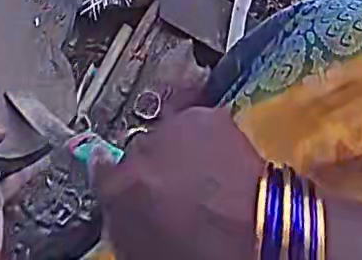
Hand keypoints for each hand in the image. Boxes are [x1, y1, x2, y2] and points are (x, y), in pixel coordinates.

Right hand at [89, 107, 261, 259]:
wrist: (260, 236)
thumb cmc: (207, 252)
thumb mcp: (152, 250)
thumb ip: (129, 224)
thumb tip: (123, 214)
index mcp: (122, 189)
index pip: (101, 173)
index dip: (112, 177)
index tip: (121, 182)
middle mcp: (140, 151)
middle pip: (136, 152)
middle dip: (151, 167)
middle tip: (172, 190)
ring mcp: (172, 129)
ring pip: (166, 133)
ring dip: (176, 149)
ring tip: (200, 175)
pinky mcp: (204, 115)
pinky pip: (196, 123)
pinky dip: (203, 138)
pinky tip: (218, 161)